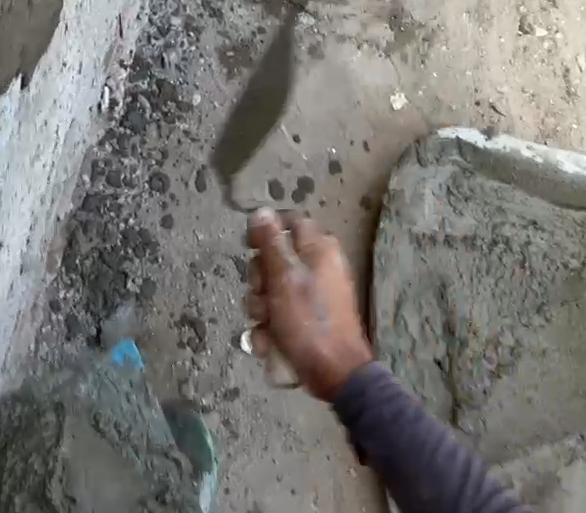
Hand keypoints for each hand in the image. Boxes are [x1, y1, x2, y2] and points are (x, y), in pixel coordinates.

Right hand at [243, 208, 373, 400]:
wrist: (334, 375)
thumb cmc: (309, 321)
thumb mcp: (285, 277)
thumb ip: (271, 243)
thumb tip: (261, 211)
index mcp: (318, 249)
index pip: (287, 222)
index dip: (266, 232)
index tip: (251, 246)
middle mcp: (315, 267)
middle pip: (273, 258)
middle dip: (259, 279)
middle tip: (263, 295)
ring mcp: (310, 295)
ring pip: (270, 289)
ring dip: (261, 308)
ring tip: (268, 325)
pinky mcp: (304, 319)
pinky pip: (277, 314)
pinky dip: (270, 327)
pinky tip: (270, 341)